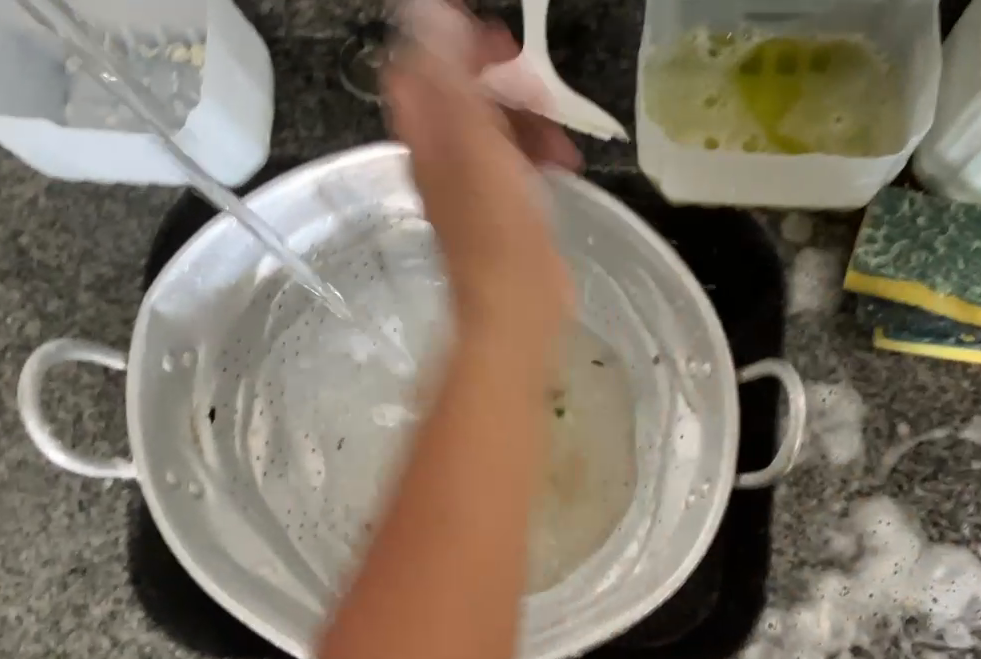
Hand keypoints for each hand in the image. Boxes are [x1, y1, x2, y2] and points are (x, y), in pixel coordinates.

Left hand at [381, 0, 579, 351]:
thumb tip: (427, 11)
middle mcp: (441, 156)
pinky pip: (513, 162)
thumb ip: (451, 75)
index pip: (420, 66)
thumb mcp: (475, 141)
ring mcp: (471, 186)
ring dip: (526, 118)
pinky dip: (535, 152)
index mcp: (427, 135)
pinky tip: (560, 164)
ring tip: (558, 134)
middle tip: (537, 85)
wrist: (517, 307)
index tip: (494, 46)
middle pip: (460, 94)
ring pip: (492, 127)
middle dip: (501, 81)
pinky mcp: (501, 212)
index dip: (451, 44)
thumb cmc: (498, 231)